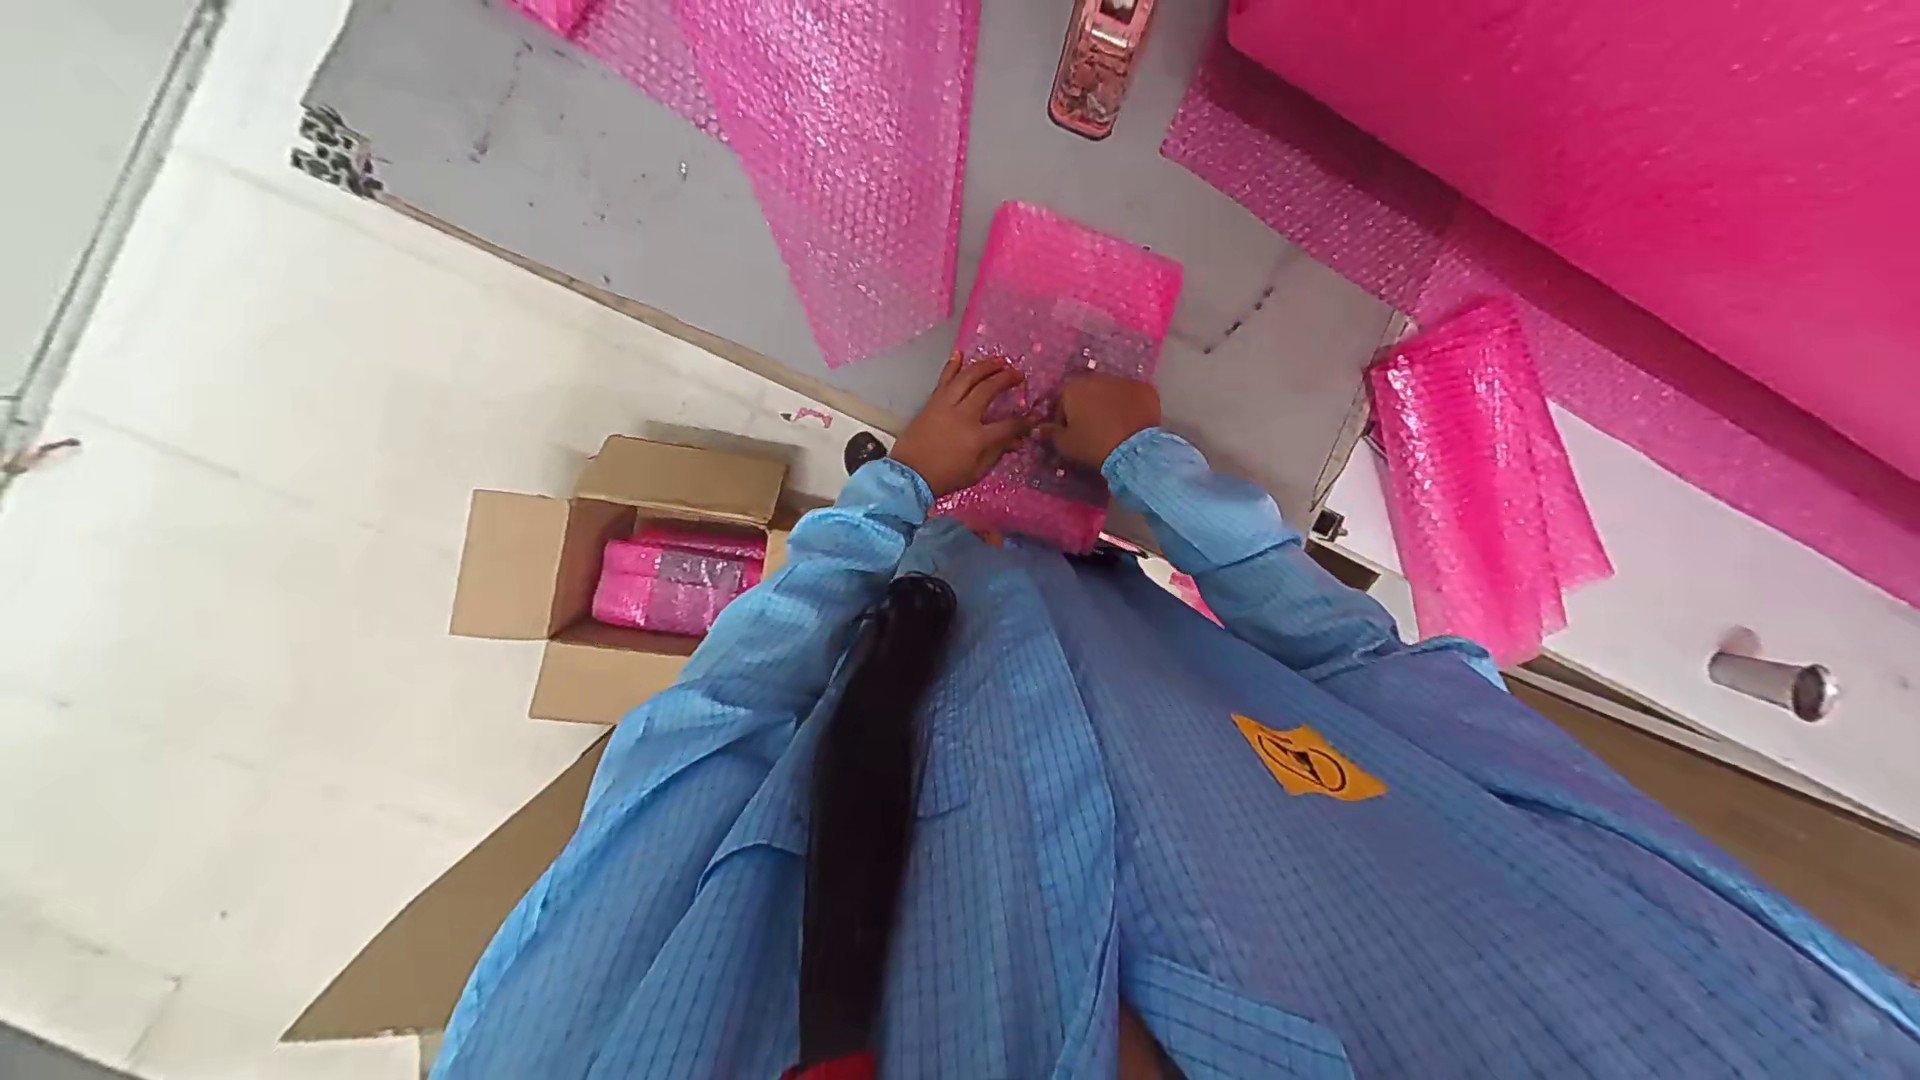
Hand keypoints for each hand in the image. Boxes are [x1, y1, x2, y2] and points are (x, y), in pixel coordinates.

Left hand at [890, 353, 1030, 496]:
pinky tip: (960, 354)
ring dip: (985, 366)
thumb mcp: (976, 472)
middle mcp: (963, 416)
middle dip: (1006, 379)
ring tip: (998, 360)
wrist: (909, 475)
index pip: (1008, 425)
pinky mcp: (932, 403)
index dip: (1023, 422)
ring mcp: (946, 406)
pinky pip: (944, 379)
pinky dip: (952, 366)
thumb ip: (996, 453)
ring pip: (967, 377)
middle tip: (1018, 374)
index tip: (1032, 417)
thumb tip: (1016, 441)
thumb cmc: (945, 477)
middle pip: (989, 389)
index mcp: (978, 438)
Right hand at [1037, 374, 1160, 469]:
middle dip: (1086, 406)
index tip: (1068, 431)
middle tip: (1090, 428)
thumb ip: (1051, 433)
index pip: (1061, 398)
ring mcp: (1123, 380)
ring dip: (1108, 403)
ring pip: (1110, 390)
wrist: (1133, 448)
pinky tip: (1131, 422)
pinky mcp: (1145, 388)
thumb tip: (1038, 429)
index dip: (1063, 416)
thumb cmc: (1092, 444)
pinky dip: (1129, 405)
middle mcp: (1097, 377)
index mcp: (1073, 388)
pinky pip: (1132, 395)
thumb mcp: (1066, 444)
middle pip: (1087, 390)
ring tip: (1112, 425)